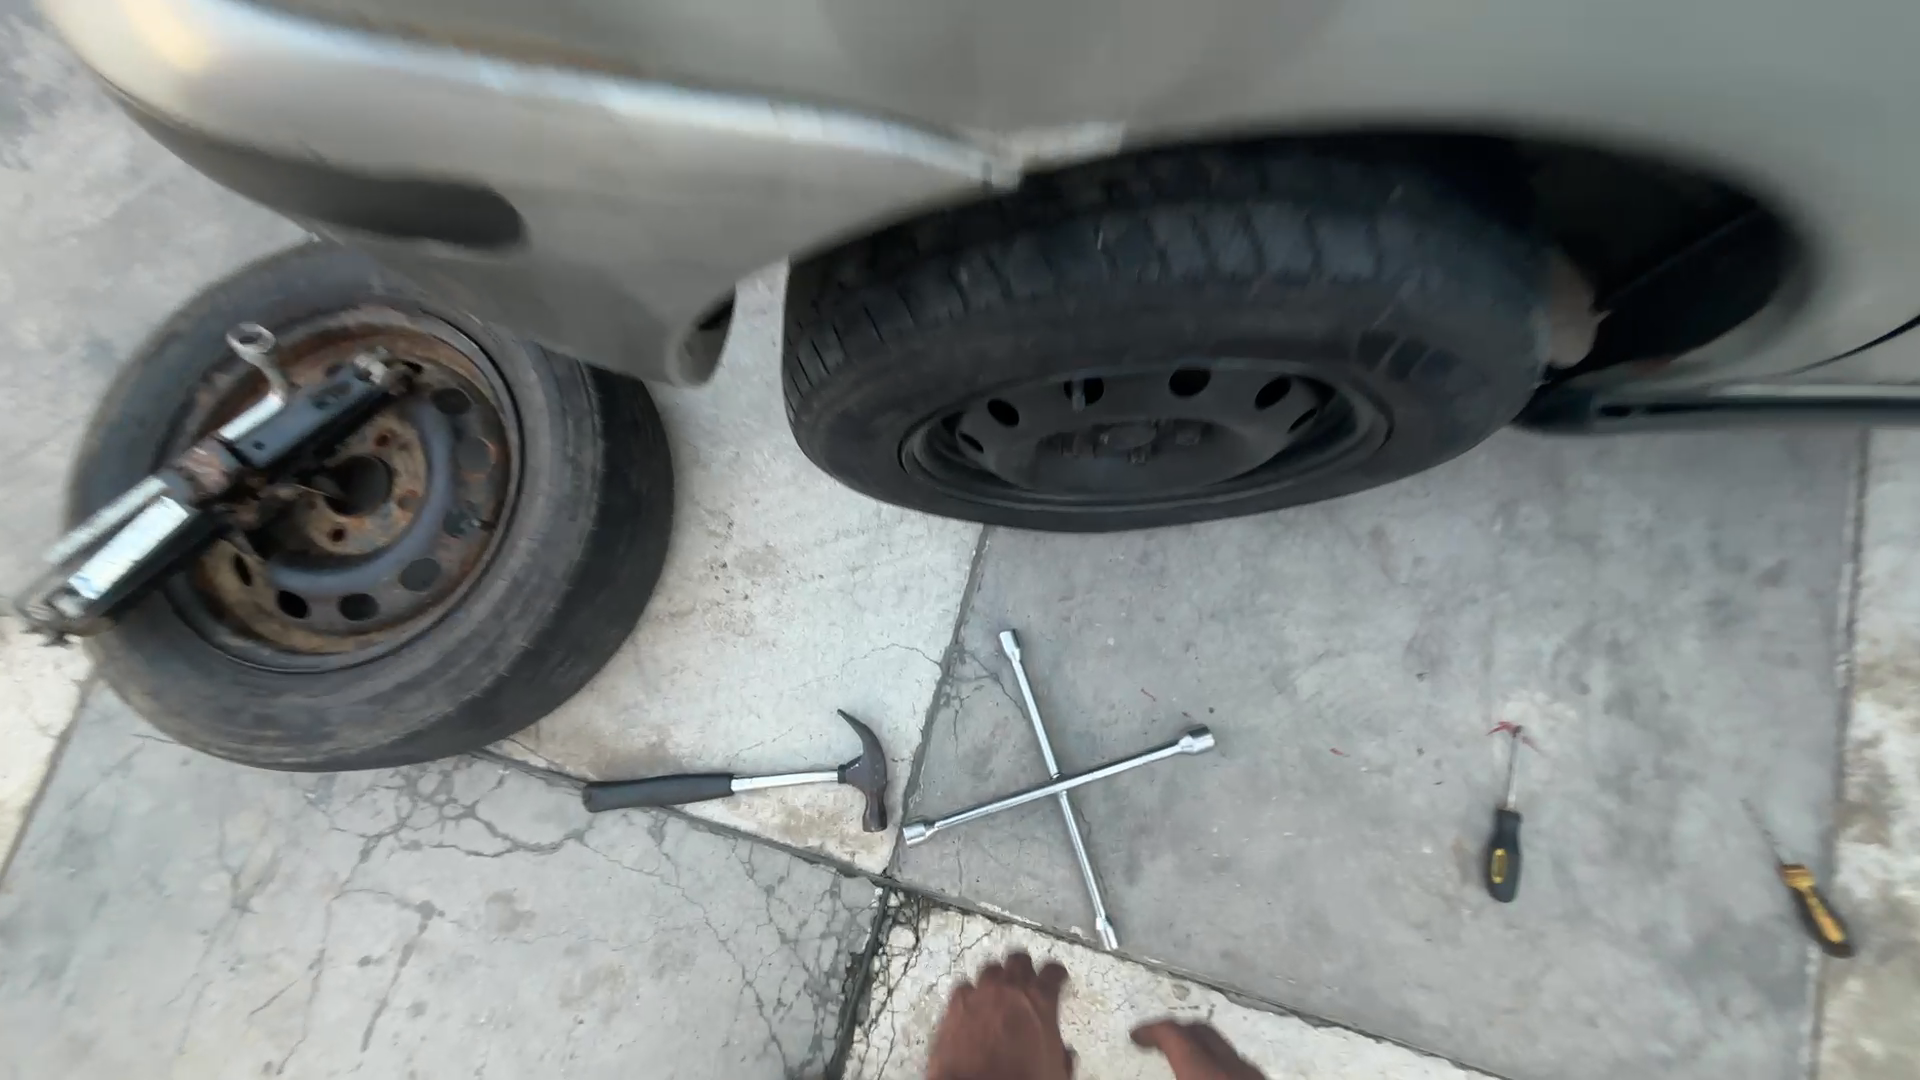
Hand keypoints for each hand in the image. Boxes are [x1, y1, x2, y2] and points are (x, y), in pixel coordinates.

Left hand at [926, 951, 1072, 1079]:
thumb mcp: (1055, 1073)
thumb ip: (1060, 1053)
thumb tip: (1064, 1055)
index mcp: (1039, 1000)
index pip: (1052, 972)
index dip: (1056, 973)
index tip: (1057, 976)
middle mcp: (1009, 989)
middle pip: (1018, 960)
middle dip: (1025, 968)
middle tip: (1028, 978)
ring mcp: (980, 993)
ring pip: (991, 970)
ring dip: (998, 978)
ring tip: (1000, 991)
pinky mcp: (955, 1004)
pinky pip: (965, 988)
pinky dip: (971, 995)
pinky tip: (973, 1005)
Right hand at [1131, 1020, 1265, 1079]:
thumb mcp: (1189, 1078)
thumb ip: (1164, 1072)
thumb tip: (1152, 1067)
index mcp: (1205, 1071)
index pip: (1172, 1031)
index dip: (1150, 1029)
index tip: (1136, 1034)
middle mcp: (1235, 1067)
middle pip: (1201, 1031)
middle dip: (1177, 1030)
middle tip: (1157, 1040)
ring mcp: (1258, 1077)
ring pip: (1225, 1048)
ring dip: (1202, 1047)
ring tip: (1185, 1060)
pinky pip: (1240, 1065)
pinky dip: (1221, 1063)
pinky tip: (1215, 1077)